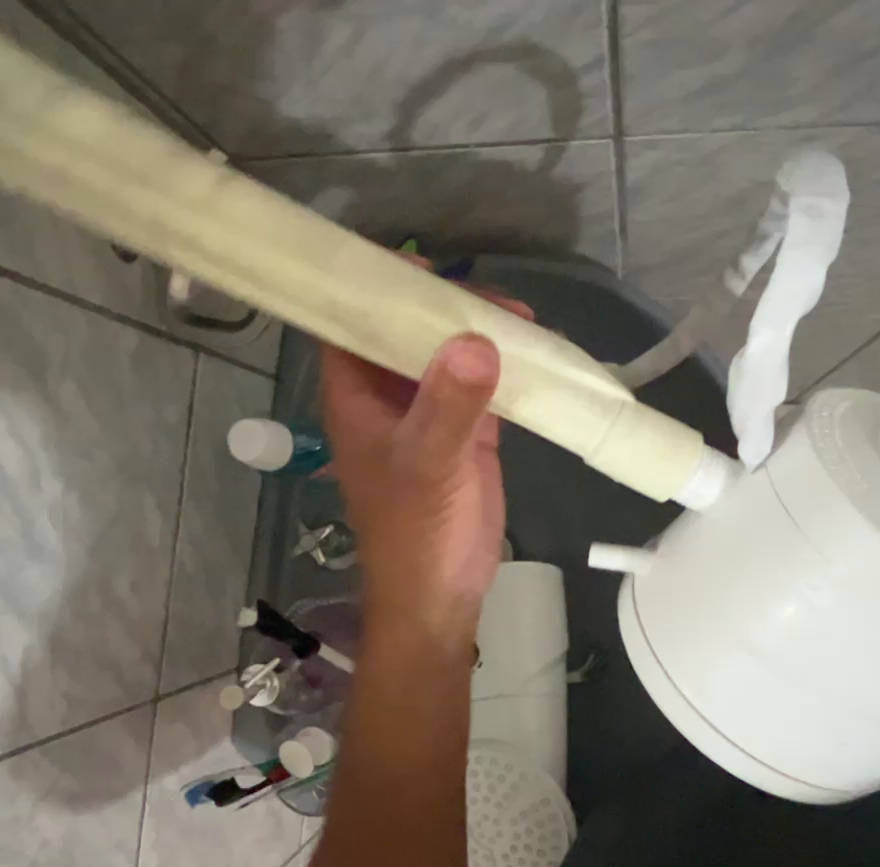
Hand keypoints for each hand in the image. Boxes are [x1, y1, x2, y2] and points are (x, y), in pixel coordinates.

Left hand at [318, 274, 530, 650]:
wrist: (441, 594)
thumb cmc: (416, 533)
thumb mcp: (427, 466)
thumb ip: (448, 405)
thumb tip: (476, 340)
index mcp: (354, 396)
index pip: (346, 322)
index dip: (368, 286)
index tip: (413, 260)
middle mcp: (385, 396)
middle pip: (402, 328)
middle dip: (440, 304)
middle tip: (488, 296)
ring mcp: (426, 411)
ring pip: (444, 351)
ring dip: (476, 330)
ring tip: (521, 317)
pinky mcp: (464, 430)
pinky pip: (480, 381)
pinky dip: (502, 363)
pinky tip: (533, 348)